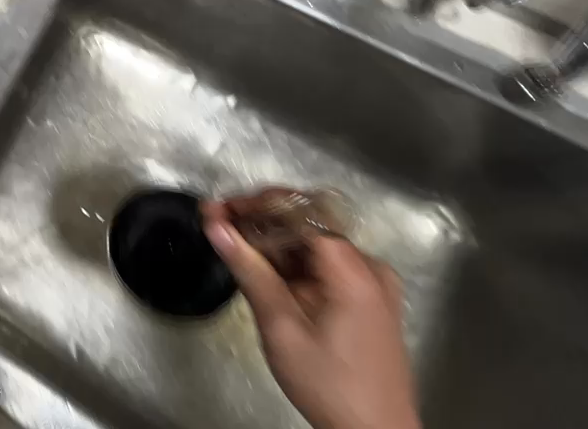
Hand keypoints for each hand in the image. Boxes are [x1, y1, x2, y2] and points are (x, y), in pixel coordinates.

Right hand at [203, 207, 421, 428]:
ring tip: (234, 244)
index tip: (221, 210)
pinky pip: (325, 262)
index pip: (300, 212)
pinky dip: (291, 259)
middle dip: (260, 218)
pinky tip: (264, 268)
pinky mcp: (368, 298)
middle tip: (221, 224)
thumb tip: (215, 225)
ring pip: (314, 241)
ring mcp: (372, 283)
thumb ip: (249, 269)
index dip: (256, 204)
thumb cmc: (328, 384)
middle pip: (308, 222)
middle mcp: (369, 268)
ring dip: (272, 239)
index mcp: (354, 271)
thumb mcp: (280, 327)